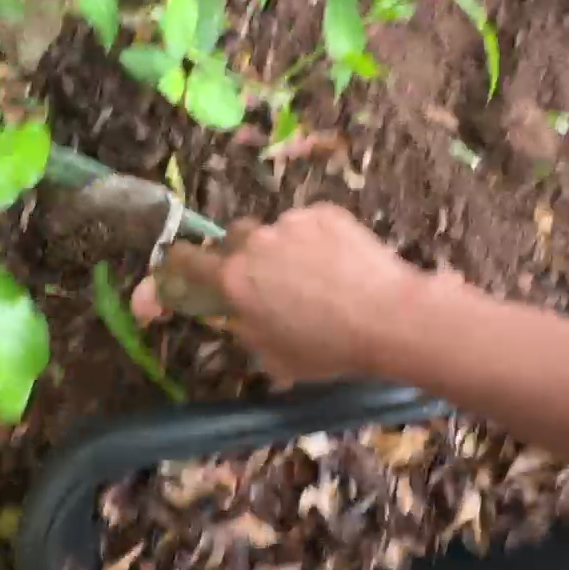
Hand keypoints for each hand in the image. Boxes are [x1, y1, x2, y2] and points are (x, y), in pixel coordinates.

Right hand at [131, 204, 430, 383]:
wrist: (389, 318)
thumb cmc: (329, 349)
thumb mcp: (275, 357)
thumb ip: (246, 329)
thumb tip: (241, 314)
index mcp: (234, 280)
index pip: (187, 259)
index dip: (179, 260)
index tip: (179, 260)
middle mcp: (255, 244)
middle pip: (233, 237)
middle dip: (242, 253)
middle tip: (266, 277)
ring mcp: (291, 223)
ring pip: (275, 231)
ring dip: (284, 248)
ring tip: (317, 274)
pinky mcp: (324, 212)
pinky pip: (309, 223)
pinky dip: (317, 239)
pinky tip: (341, 263)